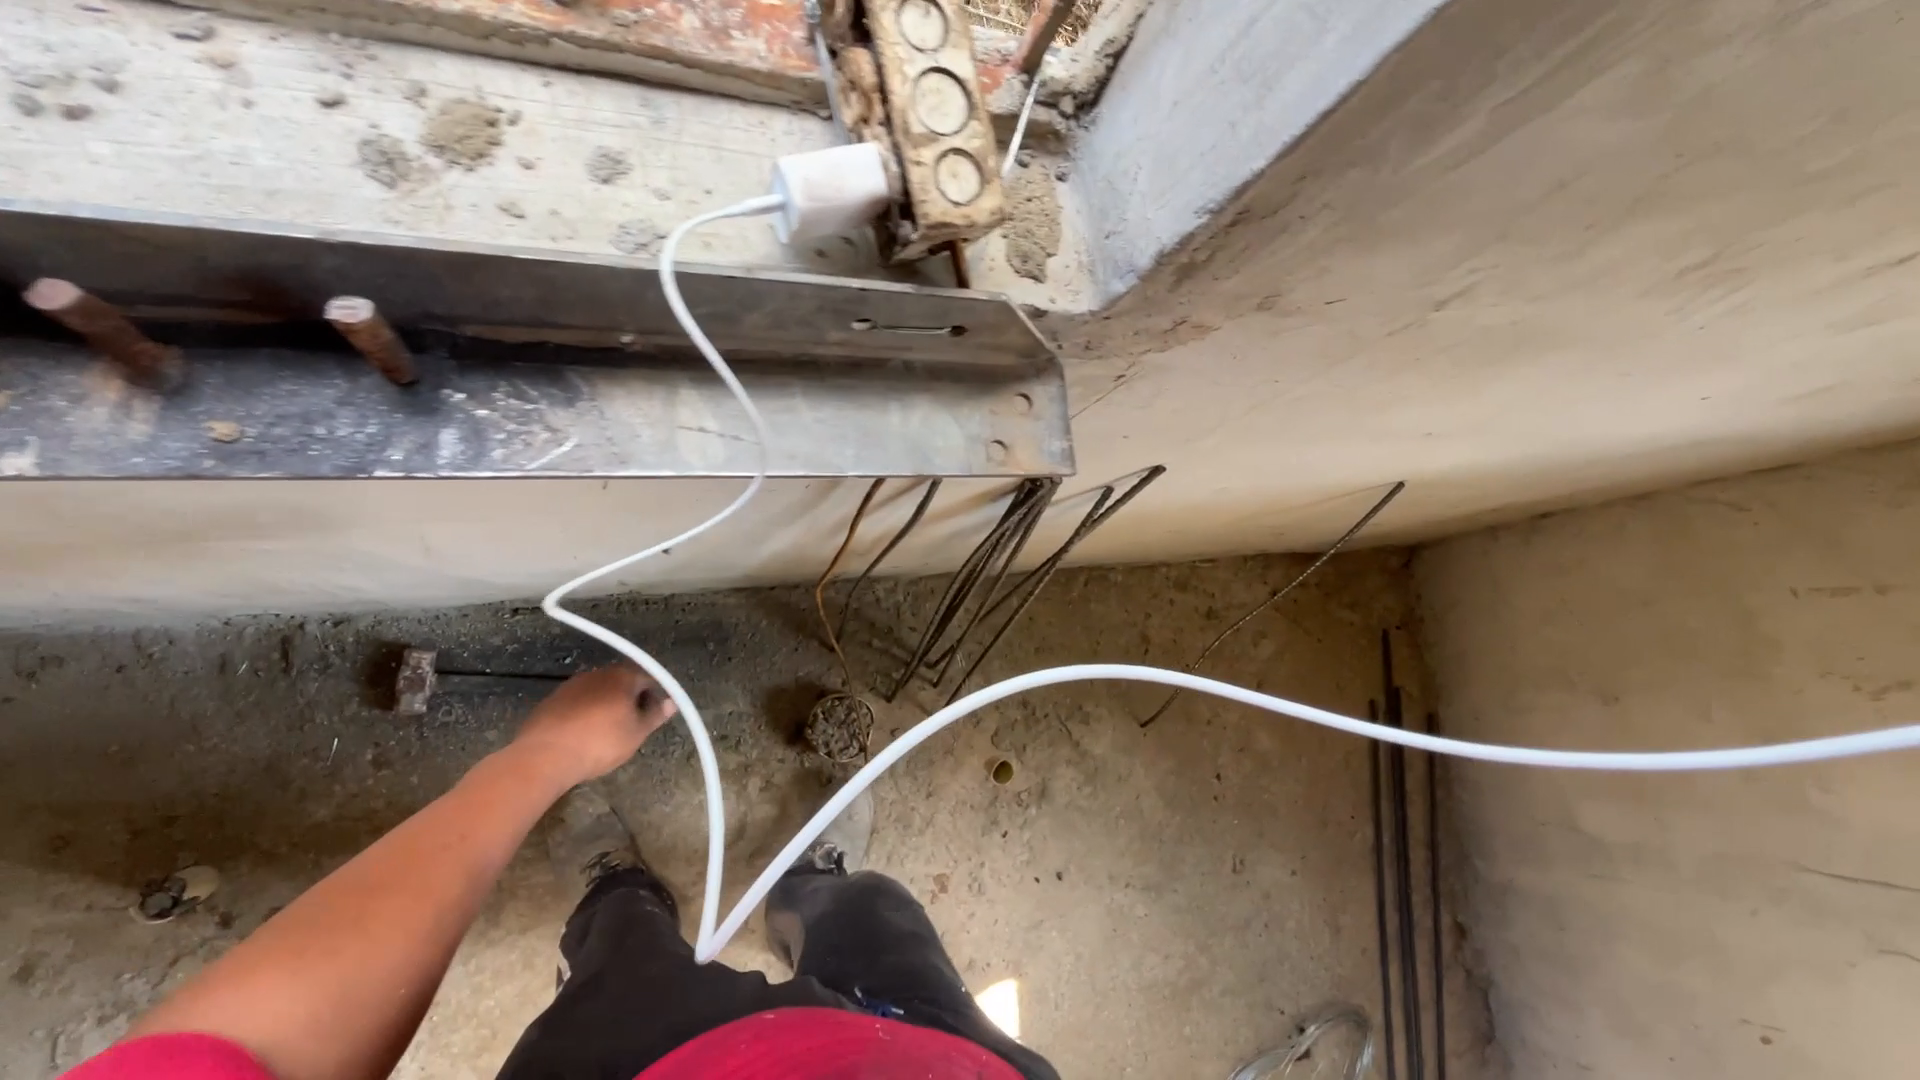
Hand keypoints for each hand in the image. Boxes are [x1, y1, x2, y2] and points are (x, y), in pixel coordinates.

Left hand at [510, 665, 677, 786]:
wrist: (545, 756)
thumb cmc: (600, 742)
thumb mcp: (636, 733)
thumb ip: (655, 715)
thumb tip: (671, 702)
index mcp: (622, 676)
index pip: (647, 678)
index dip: (654, 696)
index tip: (652, 716)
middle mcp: (596, 673)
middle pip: (621, 682)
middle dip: (629, 699)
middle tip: (631, 725)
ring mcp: (570, 685)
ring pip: (597, 692)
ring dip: (605, 706)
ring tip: (605, 732)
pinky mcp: (550, 700)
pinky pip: (576, 703)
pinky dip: (584, 713)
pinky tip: (581, 734)